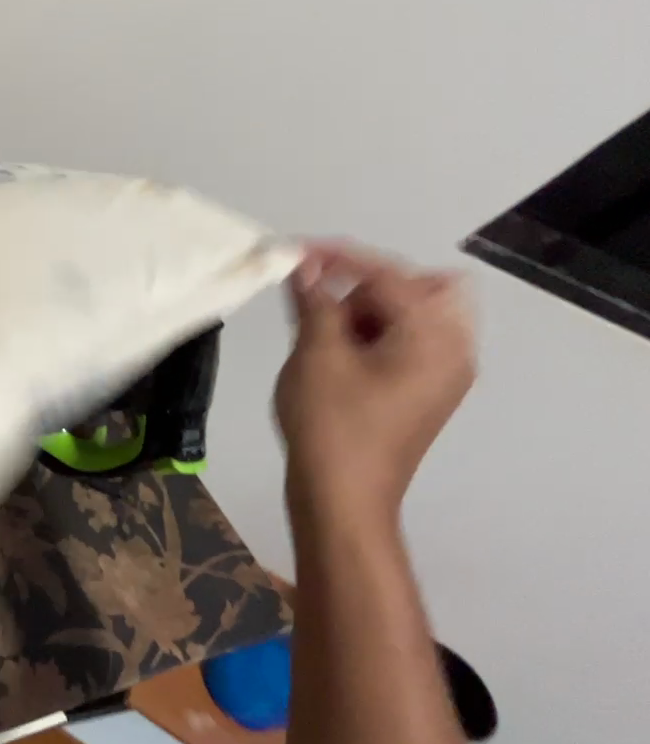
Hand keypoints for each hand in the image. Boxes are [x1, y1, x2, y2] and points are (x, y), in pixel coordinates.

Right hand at [274, 243, 475, 521]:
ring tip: (315, 324)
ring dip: (362, 306)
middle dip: (365, 282)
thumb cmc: (330, 422)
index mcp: (435, 340)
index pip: (392, 276)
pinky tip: (327, 344)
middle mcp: (451, 351)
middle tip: (317, 293)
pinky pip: (401, 339)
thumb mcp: (316, 355)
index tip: (293, 250)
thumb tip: (304, 266)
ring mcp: (438, 372)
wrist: (342, 493)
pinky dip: (366, 329)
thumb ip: (315, 303)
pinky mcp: (417, 388)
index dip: (341, 257)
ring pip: (408, 314)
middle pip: (422, 289)